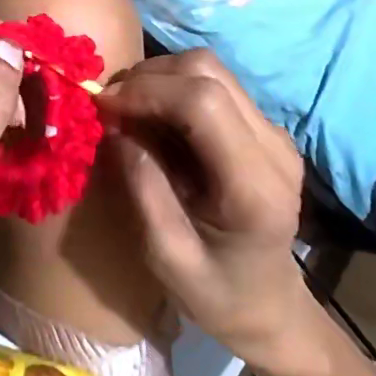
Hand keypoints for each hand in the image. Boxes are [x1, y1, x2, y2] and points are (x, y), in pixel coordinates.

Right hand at [99, 50, 311, 361]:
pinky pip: (211, 85)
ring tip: (127, 112)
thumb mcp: (165, 254)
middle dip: (147, 77)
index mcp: (254, 186)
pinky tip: (152, 120)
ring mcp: (272, 132)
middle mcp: (272, 147)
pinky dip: (171, 89)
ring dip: (158, 79)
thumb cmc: (215, 293)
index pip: (204, 102)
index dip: (146, 91)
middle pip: (206, 70)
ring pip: (208, 68)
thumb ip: (142, 187)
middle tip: (109, 108)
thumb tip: (115, 127)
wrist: (269, 307)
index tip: (102, 106)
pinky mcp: (261, 127)